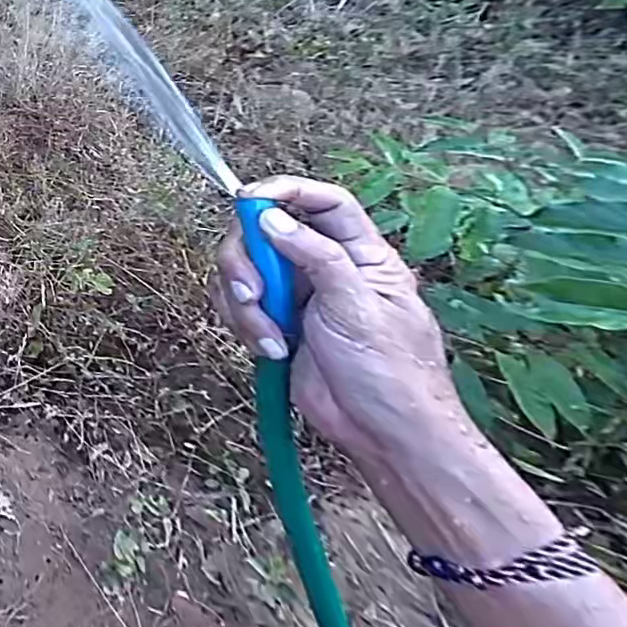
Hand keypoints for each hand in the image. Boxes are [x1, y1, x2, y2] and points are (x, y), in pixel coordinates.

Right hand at [210, 175, 464, 464]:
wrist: (382, 437)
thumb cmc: (392, 375)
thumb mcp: (358, 308)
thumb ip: (316, 256)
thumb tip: (270, 217)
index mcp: (359, 255)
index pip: (323, 202)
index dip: (285, 190)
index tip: (247, 198)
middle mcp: (321, 265)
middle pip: (262, 231)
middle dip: (247, 262)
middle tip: (252, 292)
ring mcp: (293, 292)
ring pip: (241, 266)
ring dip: (243, 301)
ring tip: (268, 335)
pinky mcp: (270, 317)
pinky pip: (233, 299)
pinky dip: (240, 321)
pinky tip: (268, 347)